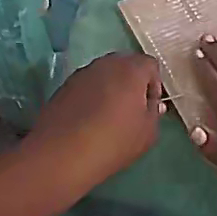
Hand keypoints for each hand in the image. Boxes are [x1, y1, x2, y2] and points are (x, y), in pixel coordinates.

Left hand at [22, 53, 163, 183]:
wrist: (62, 152)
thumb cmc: (113, 141)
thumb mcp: (147, 133)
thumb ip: (153, 113)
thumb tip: (151, 103)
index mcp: (130, 69)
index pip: (150, 65)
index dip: (154, 85)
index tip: (149, 108)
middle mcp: (105, 63)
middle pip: (125, 64)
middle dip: (132, 83)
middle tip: (132, 110)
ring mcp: (82, 73)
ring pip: (104, 74)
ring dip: (111, 88)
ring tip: (109, 116)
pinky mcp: (64, 85)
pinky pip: (87, 85)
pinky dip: (92, 95)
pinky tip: (90, 119)